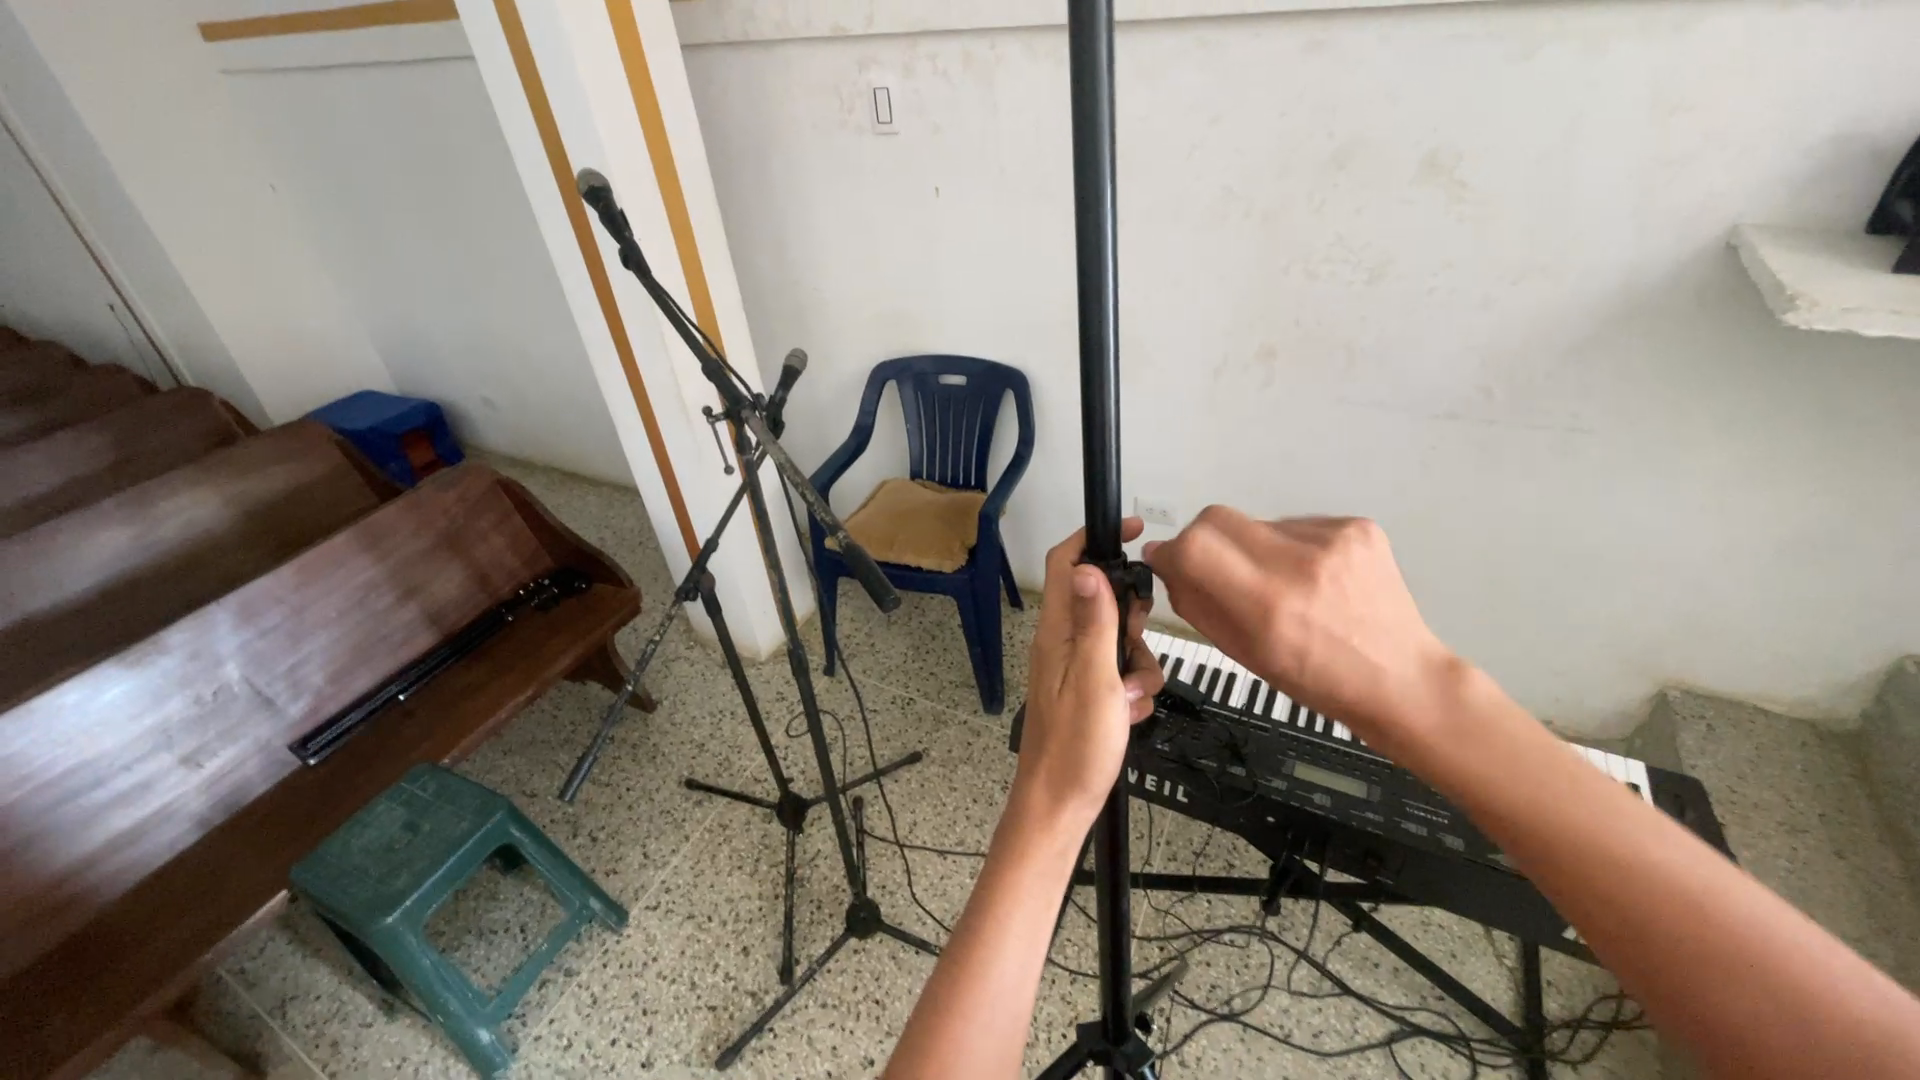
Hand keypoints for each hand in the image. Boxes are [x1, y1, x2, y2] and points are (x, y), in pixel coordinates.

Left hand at [1013, 517, 1163, 829]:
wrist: (1062, 803)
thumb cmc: (1074, 748)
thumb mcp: (1094, 678)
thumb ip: (1095, 622)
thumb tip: (1087, 567)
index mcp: (1056, 632)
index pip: (1066, 564)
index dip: (1094, 538)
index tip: (1131, 530)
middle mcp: (1062, 643)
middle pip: (1103, 601)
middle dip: (1131, 620)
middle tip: (1135, 649)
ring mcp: (1075, 668)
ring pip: (1119, 640)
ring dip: (1137, 665)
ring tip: (1128, 697)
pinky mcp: (1088, 691)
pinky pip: (1121, 672)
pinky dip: (1132, 689)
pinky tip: (1128, 712)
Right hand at [1141, 507, 1461, 755]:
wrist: (1400, 678)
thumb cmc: (1316, 680)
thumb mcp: (1243, 655)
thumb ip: (1195, 604)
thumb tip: (1165, 562)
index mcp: (1269, 606)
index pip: (1193, 547)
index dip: (1170, 552)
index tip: (1169, 563)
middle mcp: (1302, 563)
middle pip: (1216, 518)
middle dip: (1202, 541)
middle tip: (1214, 571)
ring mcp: (1335, 539)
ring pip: (1256, 522)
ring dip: (1251, 548)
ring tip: (1279, 585)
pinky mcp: (1358, 526)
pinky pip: (1295, 525)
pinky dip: (1289, 548)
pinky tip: (1310, 578)